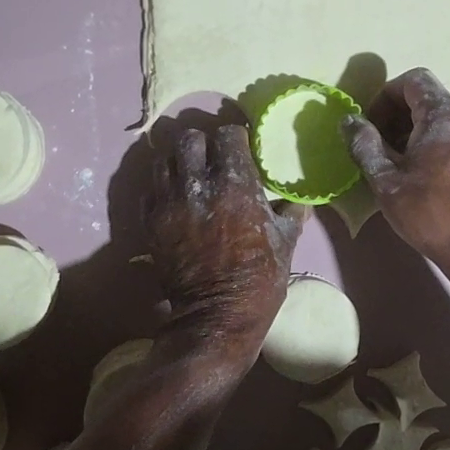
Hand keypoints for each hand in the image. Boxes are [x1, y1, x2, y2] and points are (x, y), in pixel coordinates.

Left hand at [144, 119, 306, 351]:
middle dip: (201, 143)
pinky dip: (161, 189)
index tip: (239, 147)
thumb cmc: (259, 279)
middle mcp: (198, 185)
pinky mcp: (151, 223)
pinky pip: (150, 190)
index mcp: (236, 184)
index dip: (234, 138)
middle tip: (210, 156)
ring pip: (164, 160)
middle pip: (188, 139)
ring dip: (177, 161)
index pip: (227, 135)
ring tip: (188, 173)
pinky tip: (174, 199)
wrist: (217, 315)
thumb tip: (299, 199)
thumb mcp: (286, 242)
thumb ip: (291, 212)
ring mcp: (169, 203)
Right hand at [342, 68, 449, 273]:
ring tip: (400, 166)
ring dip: (416, 132)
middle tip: (380, 150)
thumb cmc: (431, 215)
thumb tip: (349, 120)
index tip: (371, 129)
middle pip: (428, 98)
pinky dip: (437, 144)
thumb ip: (364, 145)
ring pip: (444, 118)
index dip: (385, 98)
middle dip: (398, 117)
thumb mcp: (386, 181)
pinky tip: (426, 176)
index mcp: (445, 115)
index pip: (412, 81)